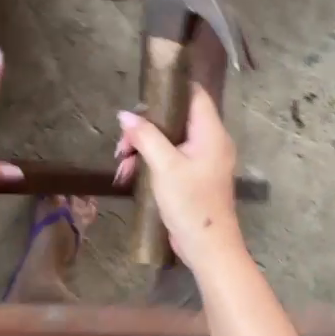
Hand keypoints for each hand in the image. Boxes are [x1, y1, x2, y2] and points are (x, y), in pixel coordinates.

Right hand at [113, 86, 243, 263]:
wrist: (208, 247)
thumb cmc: (191, 204)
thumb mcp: (164, 167)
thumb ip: (146, 137)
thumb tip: (125, 115)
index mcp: (211, 133)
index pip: (194, 94)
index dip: (170, 88)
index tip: (142, 95)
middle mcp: (211, 141)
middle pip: (176, 118)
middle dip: (146, 127)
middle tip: (123, 143)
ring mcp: (203, 160)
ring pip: (169, 140)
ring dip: (144, 147)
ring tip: (123, 164)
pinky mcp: (194, 177)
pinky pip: (171, 158)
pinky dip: (151, 162)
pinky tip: (131, 175)